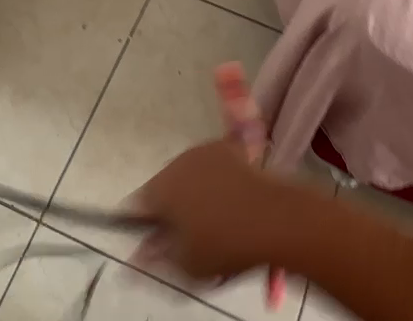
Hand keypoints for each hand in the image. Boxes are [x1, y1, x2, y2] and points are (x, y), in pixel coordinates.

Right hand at [132, 139, 307, 280]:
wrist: (275, 217)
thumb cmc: (224, 244)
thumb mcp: (184, 265)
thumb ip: (155, 258)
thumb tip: (138, 254)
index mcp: (160, 188)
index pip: (137, 205)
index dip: (143, 226)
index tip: (155, 244)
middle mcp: (178, 161)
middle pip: (163, 186)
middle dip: (169, 208)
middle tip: (185, 236)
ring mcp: (206, 150)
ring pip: (188, 175)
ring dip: (192, 193)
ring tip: (211, 220)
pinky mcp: (232, 148)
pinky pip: (212, 166)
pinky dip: (215, 180)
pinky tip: (229, 201)